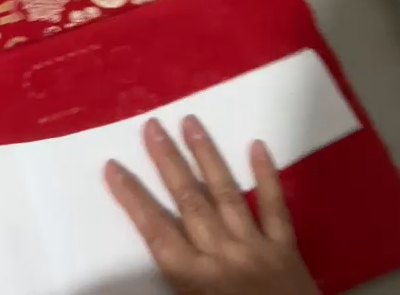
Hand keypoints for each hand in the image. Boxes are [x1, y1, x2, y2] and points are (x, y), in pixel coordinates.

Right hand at [105, 116, 317, 294]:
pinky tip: (257, 146)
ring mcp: (256, 249)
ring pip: (226, 194)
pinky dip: (267, 177)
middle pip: (189, 201)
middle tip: (151, 125)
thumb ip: (171, 285)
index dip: (132, 197)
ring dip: (206, 156)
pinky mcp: (287, 251)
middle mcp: (223, 256)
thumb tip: (133, 265)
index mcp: (196, 280)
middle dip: (168, 161)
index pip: (156, 230)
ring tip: (190, 121)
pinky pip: (276, 209)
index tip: (112, 165)